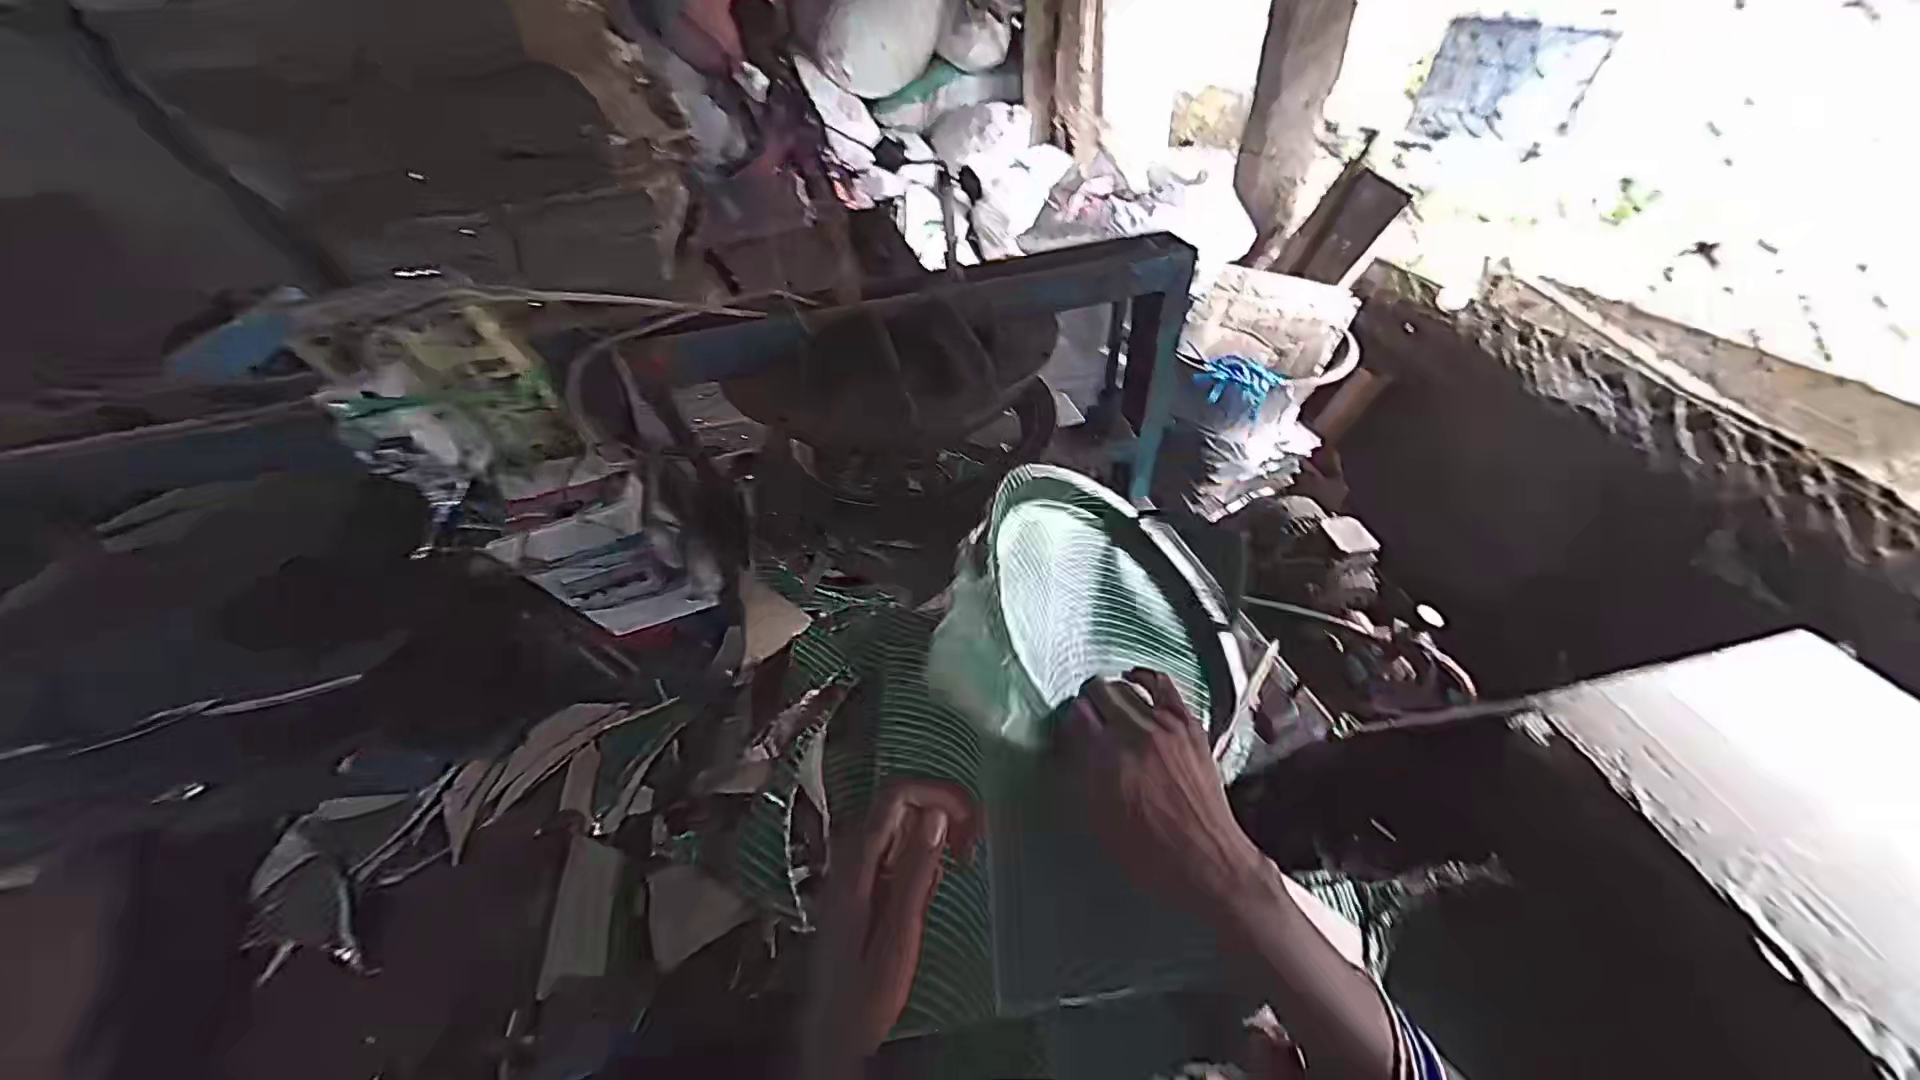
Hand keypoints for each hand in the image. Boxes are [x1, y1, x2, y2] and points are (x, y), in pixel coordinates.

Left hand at [807, 780, 978, 1065]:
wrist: (830, 1034)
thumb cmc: (864, 992)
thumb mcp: (898, 935)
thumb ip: (915, 871)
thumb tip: (938, 814)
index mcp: (859, 859)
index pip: (898, 793)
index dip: (938, 793)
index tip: (970, 821)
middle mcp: (855, 851)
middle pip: (902, 800)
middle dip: (944, 809)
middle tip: (972, 842)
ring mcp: (859, 863)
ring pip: (904, 821)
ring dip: (939, 830)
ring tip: (962, 861)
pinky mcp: (867, 878)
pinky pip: (901, 847)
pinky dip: (927, 853)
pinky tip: (935, 884)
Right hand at [1061, 668, 1267, 913]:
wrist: (1209, 862)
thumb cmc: (1148, 853)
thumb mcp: (1098, 819)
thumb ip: (1078, 772)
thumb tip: (1069, 737)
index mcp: (1107, 760)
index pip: (1074, 717)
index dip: (1067, 723)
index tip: (1068, 731)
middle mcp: (1135, 734)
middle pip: (1097, 692)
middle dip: (1086, 703)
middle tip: (1085, 718)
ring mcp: (1165, 726)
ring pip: (1125, 687)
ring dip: (1110, 692)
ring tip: (1106, 703)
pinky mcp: (1189, 726)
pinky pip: (1163, 685)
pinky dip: (1145, 677)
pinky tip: (1134, 678)